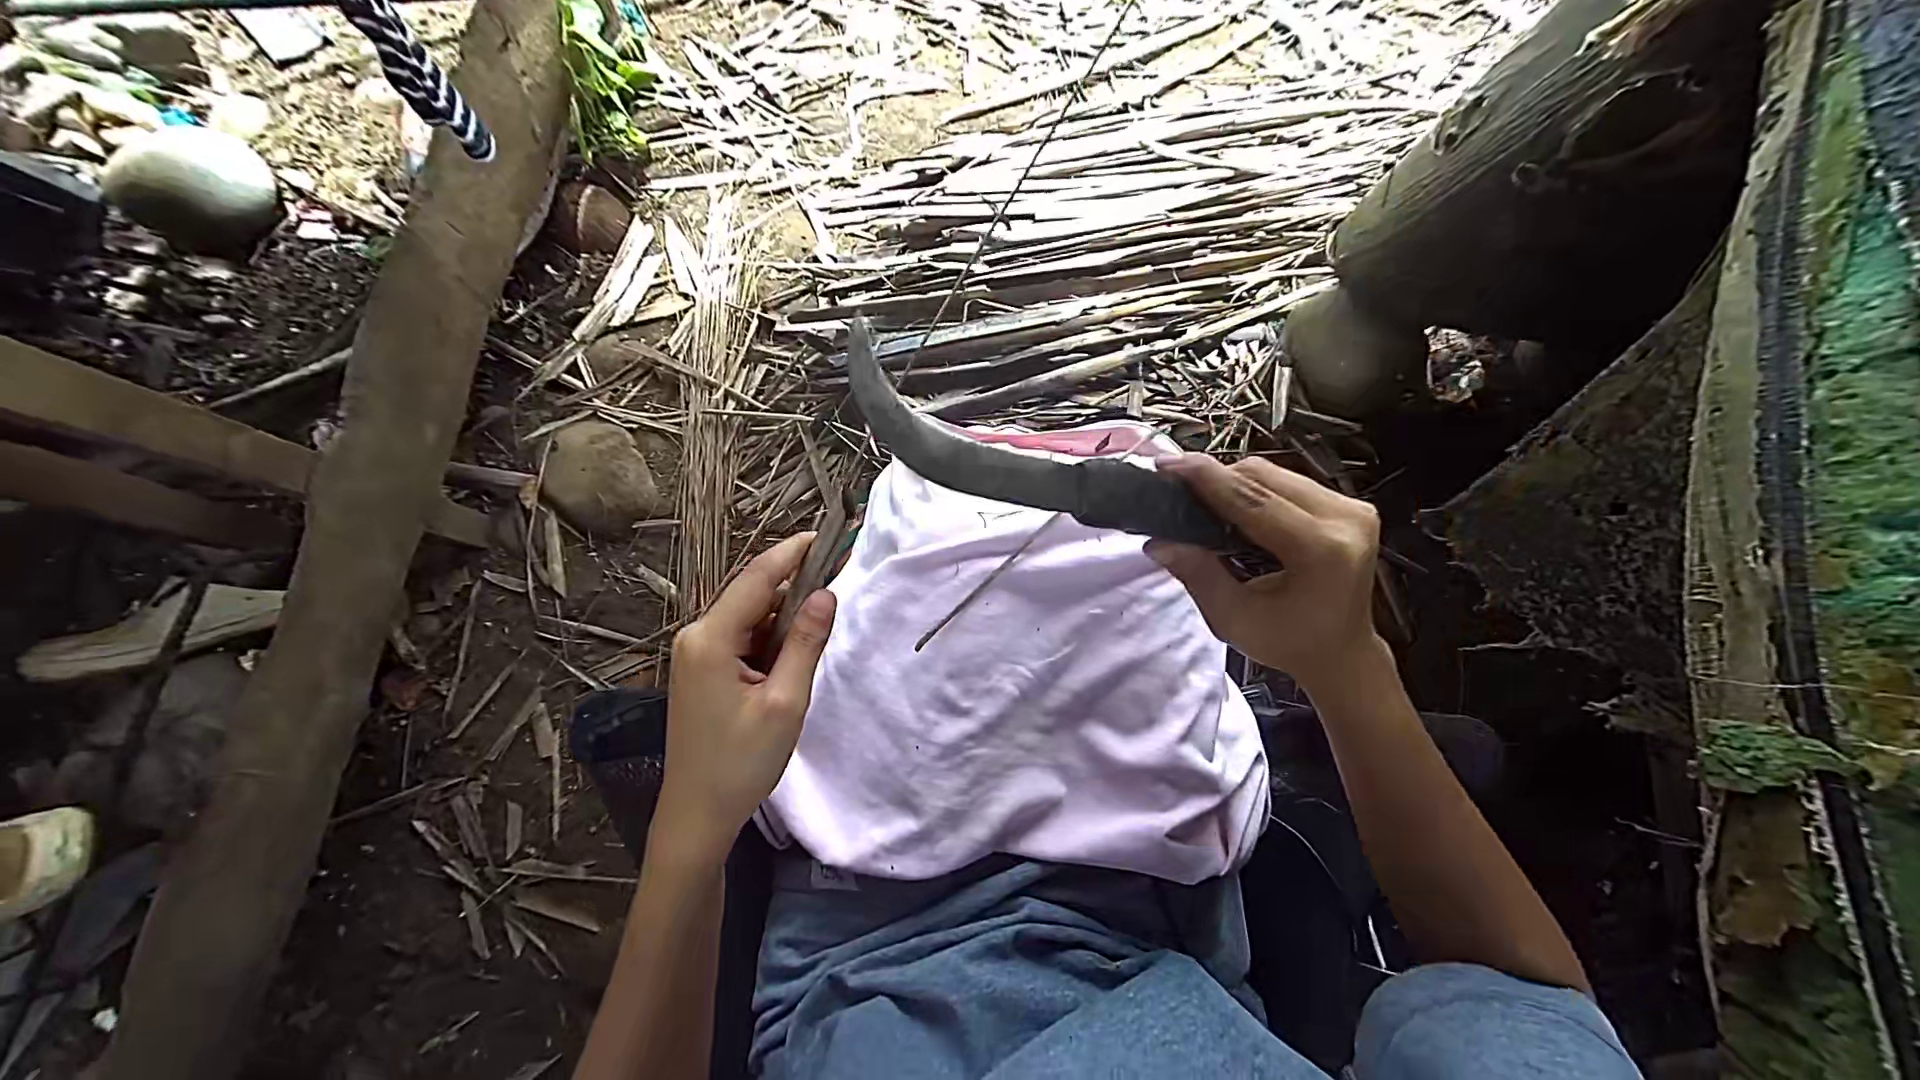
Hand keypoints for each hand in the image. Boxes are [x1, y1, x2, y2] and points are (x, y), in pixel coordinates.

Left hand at [656, 532, 837, 860]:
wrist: (696, 815)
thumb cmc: (740, 763)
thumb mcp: (785, 701)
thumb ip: (806, 642)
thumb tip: (826, 593)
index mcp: (710, 639)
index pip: (757, 579)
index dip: (792, 552)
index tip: (825, 534)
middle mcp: (696, 637)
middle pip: (753, 594)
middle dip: (795, 586)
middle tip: (838, 581)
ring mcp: (695, 653)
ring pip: (750, 617)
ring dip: (785, 616)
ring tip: (822, 624)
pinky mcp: (702, 669)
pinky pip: (742, 637)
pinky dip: (770, 638)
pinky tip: (793, 652)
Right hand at [1146, 454, 1382, 692]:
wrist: (1340, 654)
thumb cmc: (1288, 643)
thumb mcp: (1233, 617)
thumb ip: (1198, 573)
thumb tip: (1159, 541)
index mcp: (1321, 551)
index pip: (1253, 499)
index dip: (1205, 478)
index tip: (1167, 466)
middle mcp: (1345, 519)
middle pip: (1263, 477)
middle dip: (1215, 479)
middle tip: (1177, 492)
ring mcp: (1353, 508)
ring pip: (1274, 474)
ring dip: (1233, 483)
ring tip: (1203, 503)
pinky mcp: (1350, 505)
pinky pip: (1288, 482)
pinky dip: (1254, 490)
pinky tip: (1233, 509)